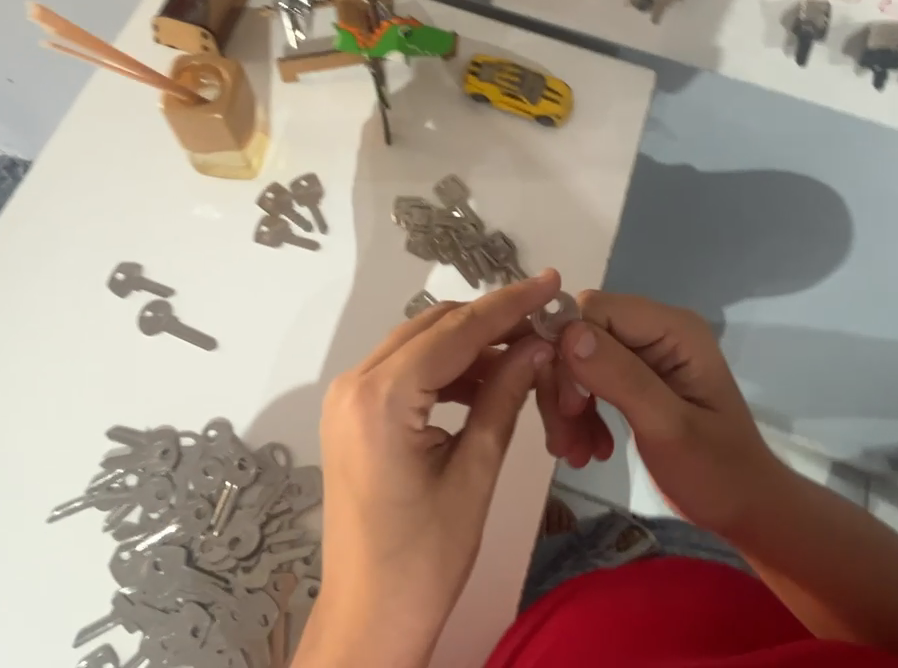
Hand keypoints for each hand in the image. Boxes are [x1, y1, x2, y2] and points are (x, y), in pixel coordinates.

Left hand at [298, 272, 559, 666]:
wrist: (369, 615)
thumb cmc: (425, 559)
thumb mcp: (475, 474)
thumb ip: (503, 397)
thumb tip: (539, 344)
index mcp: (381, 398)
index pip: (456, 331)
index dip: (509, 304)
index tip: (551, 281)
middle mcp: (355, 383)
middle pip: (433, 328)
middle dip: (490, 322)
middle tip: (544, 325)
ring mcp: (347, 396)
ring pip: (418, 344)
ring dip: (468, 345)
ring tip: (524, 357)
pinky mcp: (351, 412)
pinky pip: (404, 370)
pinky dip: (444, 369)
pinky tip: (485, 383)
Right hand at [537, 291, 783, 537]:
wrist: (744, 510)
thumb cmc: (716, 472)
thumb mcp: (668, 429)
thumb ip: (621, 377)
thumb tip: (568, 334)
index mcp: (673, 328)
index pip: (595, 310)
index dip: (569, 349)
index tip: (570, 404)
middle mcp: (656, 329)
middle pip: (579, 334)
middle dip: (564, 385)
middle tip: (566, 438)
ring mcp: (645, 353)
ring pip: (576, 358)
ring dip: (566, 406)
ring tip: (573, 452)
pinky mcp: (633, 375)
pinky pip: (586, 378)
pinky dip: (577, 414)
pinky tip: (585, 449)